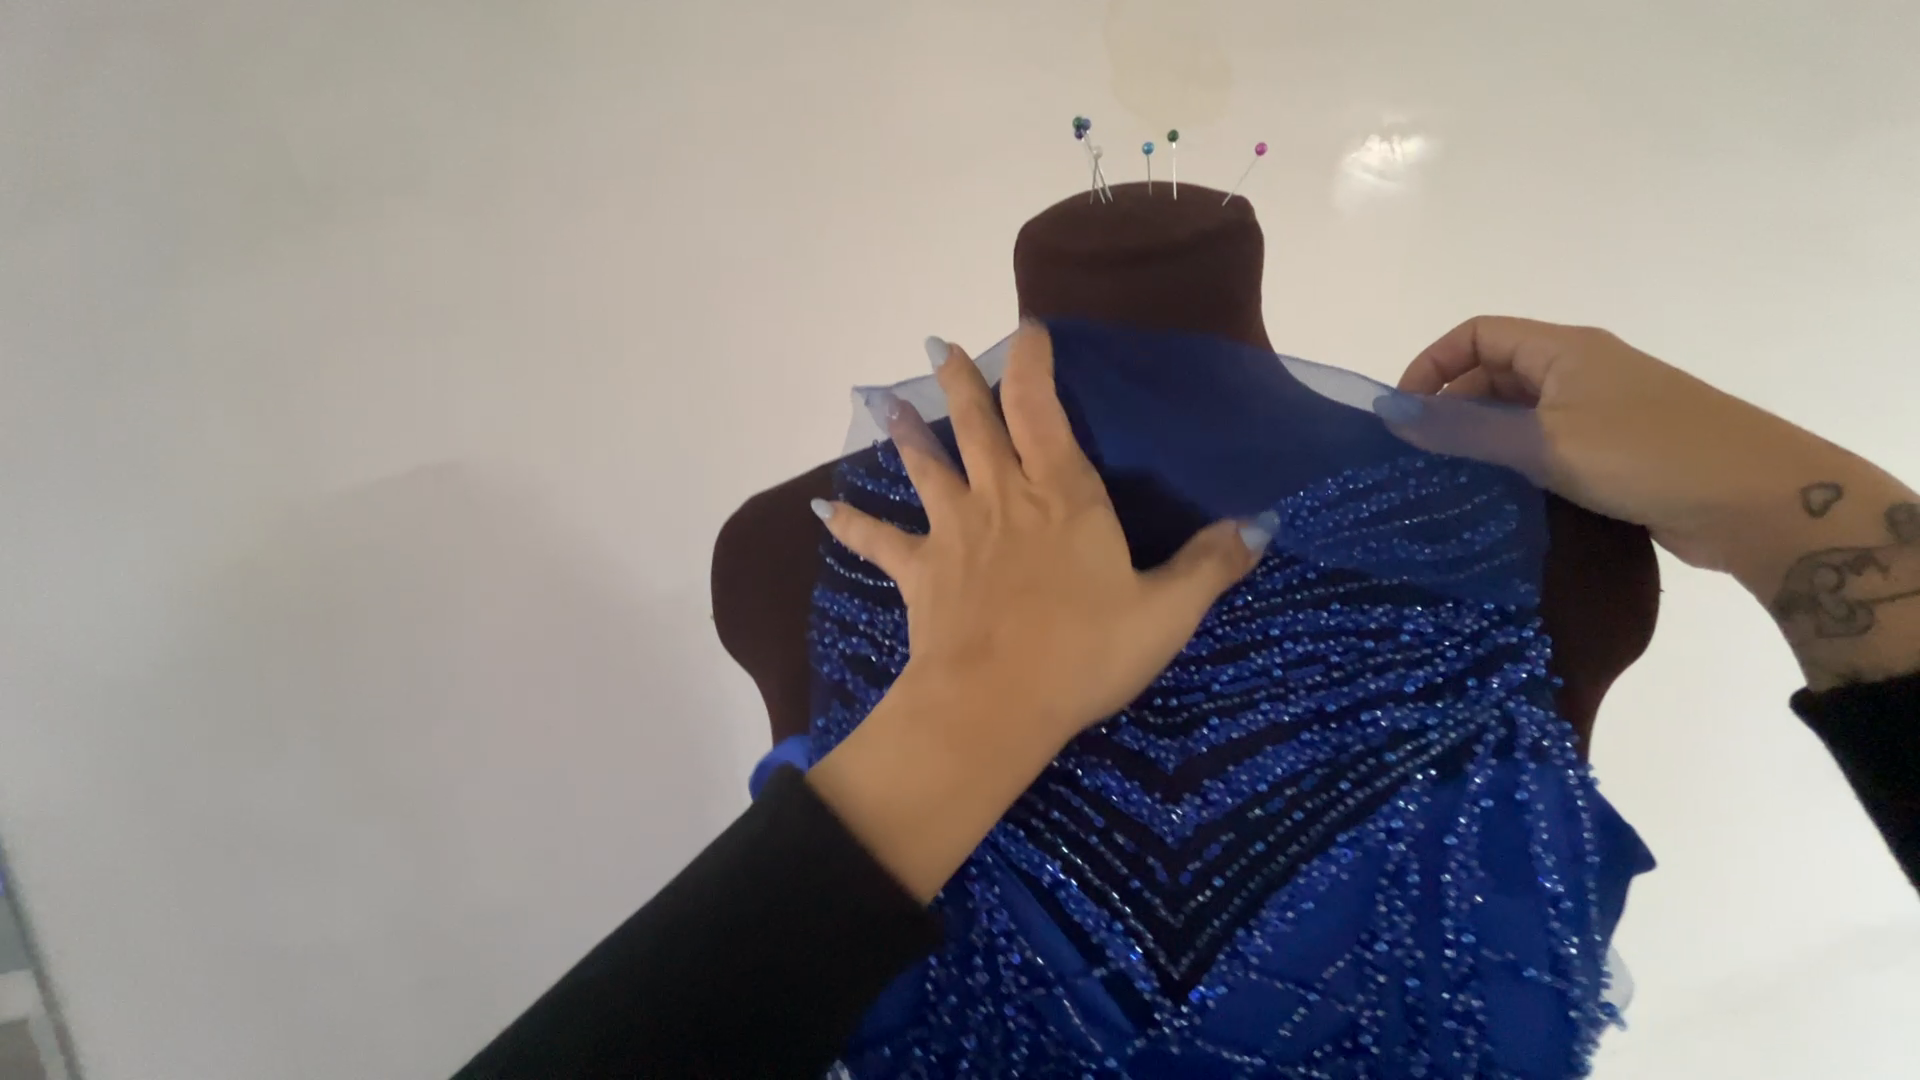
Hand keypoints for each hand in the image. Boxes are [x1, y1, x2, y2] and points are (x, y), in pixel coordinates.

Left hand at [804, 323, 1265, 901]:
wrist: (997, 704)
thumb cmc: (1084, 653)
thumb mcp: (1165, 613)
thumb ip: (1211, 565)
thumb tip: (1261, 525)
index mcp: (1062, 495)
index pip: (1042, 411)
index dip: (1032, 365)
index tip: (1025, 330)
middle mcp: (1003, 498)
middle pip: (977, 425)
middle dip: (962, 382)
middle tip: (941, 347)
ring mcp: (954, 532)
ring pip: (926, 467)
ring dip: (906, 431)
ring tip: (881, 398)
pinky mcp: (920, 571)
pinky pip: (879, 541)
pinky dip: (851, 524)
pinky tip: (821, 509)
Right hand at [1381, 315, 1919, 688]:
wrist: (1761, 503)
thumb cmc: (1645, 456)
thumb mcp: (1540, 441)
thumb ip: (1461, 429)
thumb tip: (1390, 416)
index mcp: (1563, 349)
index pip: (1476, 334)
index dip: (1431, 365)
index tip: (1403, 414)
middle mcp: (1577, 370)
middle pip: (1491, 372)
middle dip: (1448, 406)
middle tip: (1419, 455)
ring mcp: (1596, 410)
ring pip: (1514, 411)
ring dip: (1476, 438)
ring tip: (1446, 477)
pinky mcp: (1610, 449)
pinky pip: (1539, 442)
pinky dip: (1508, 460)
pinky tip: (1492, 492)